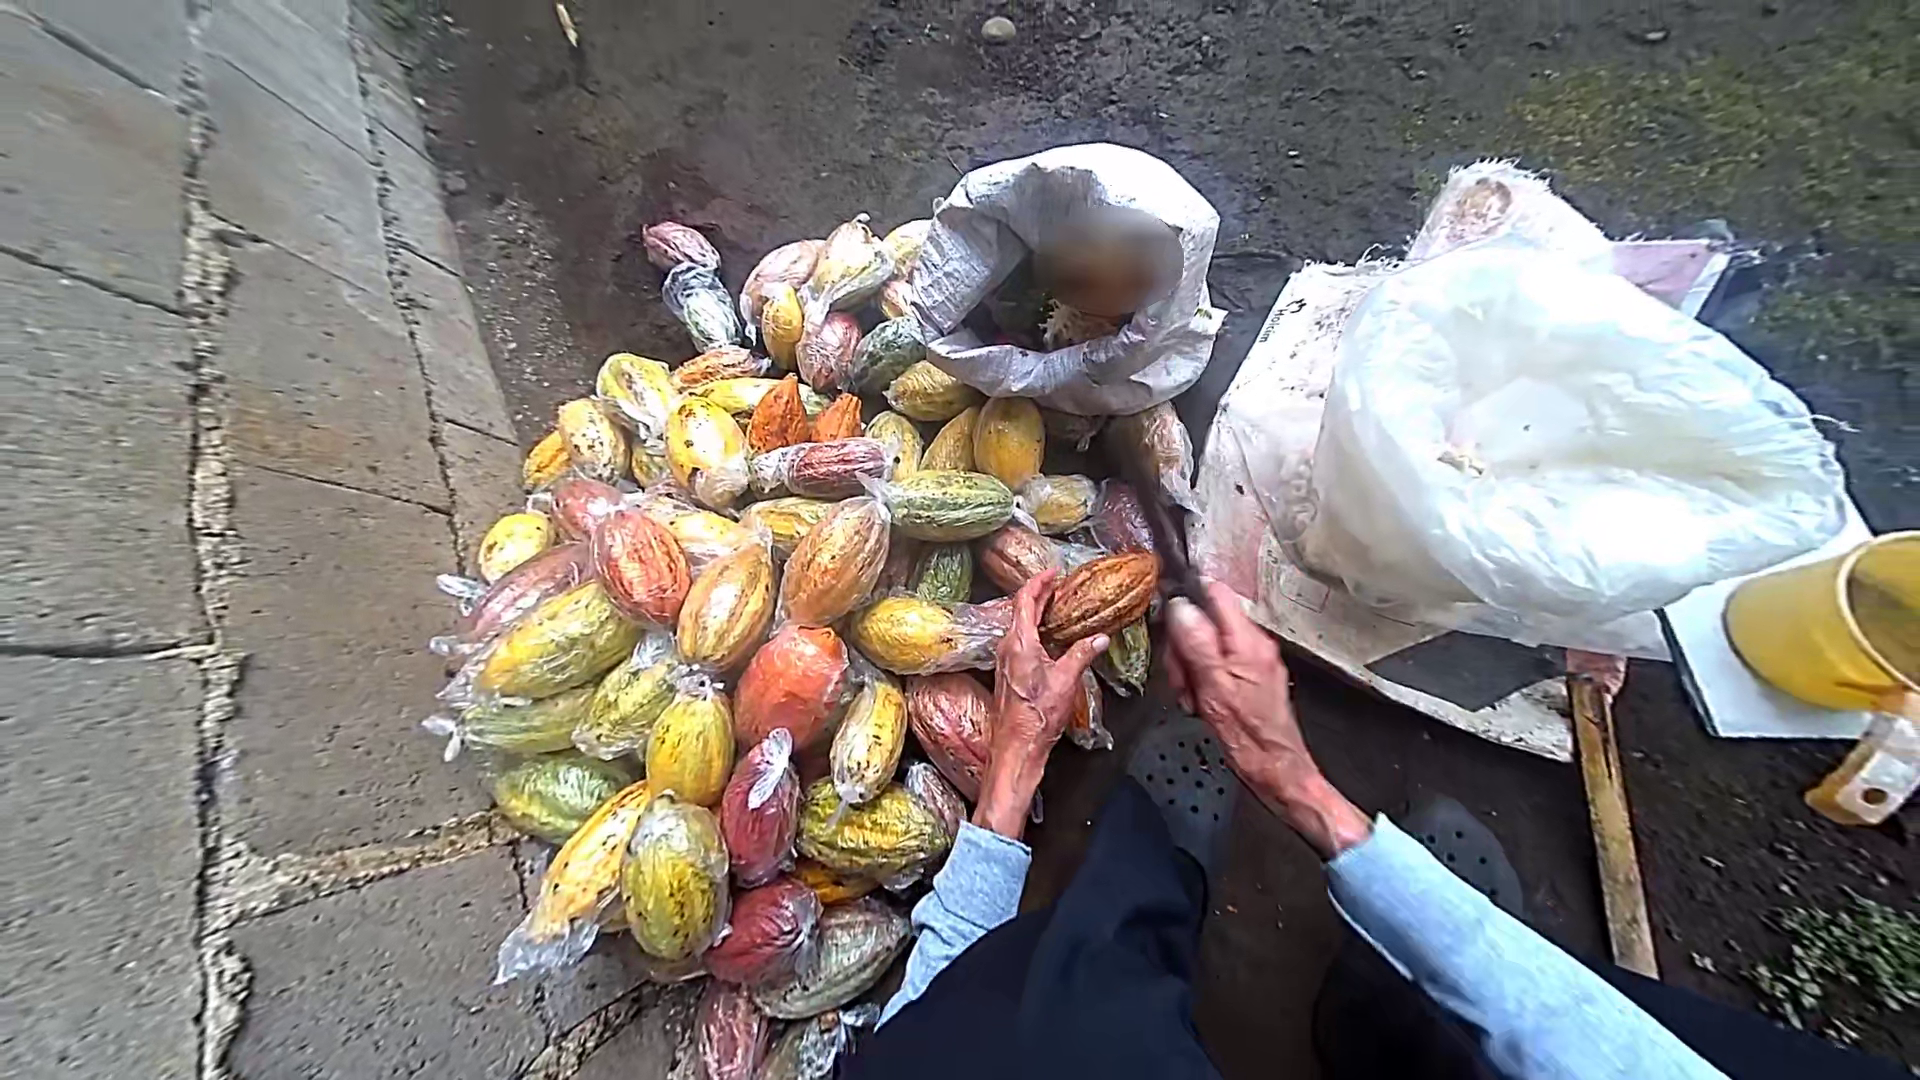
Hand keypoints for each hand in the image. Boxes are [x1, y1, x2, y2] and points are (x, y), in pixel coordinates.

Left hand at [975, 568, 1108, 839]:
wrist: (1016, 745)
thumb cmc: (1038, 715)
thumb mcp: (1066, 680)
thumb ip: (1082, 654)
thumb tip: (1099, 637)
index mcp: (1019, 641)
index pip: (1024, 599)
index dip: (1038, 582)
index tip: (1052, 572)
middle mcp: (1007, 646)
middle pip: (1020, 609)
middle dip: (1039, 594)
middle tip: (1057, 585)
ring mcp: (1005, 659)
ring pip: (1019, 625)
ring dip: (1035, 612)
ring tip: (1055, 605)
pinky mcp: (1008, 671)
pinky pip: (1019, 639)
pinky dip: (1033, 628)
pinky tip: (1048, 636)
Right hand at [1163, 581, 1370, 858]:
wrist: (1276, 771)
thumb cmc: (1247, 735)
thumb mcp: (1213, 687)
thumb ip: (1195, 643)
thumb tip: (1179, 606)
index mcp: (1246, 640)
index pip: (1216, 592)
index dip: (1188, 595)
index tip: (1167, 613)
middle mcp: (1253, 643)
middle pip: (1204, 619)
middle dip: (1182, 645)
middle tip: (1180, 676)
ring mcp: (1252, 658)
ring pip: (1204, 642)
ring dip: (1187, 665)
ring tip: (1191, 694)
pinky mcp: (1248, 674)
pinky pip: (1214, 661)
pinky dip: (1199, 677)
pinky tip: (1199, 699)